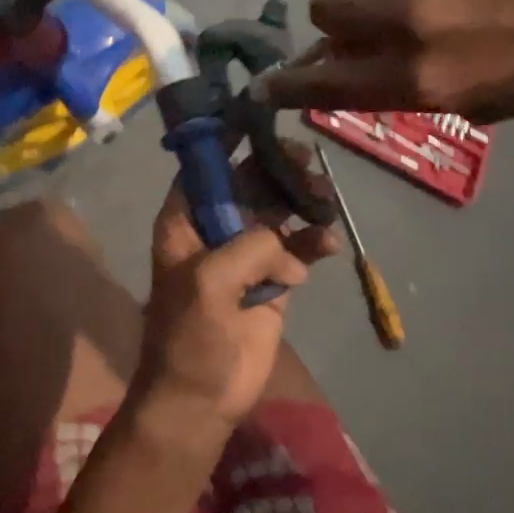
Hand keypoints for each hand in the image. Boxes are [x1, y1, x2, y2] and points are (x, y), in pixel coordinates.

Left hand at [134, 152, 338, 428]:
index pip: (204, 165)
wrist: (201, 397)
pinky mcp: (273, 278)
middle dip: (275, 167)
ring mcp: (246, 252)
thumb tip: (286, 242)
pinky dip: (313, 242)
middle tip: (306, 160)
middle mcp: (215, 226)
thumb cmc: (190, 334)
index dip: (227, 139)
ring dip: (300, 200)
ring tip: (322, 198)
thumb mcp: (211, 280)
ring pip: (277, 210)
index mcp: (184, 218)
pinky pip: (297, 248)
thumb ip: (250, 246)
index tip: (260, 115)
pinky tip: (328, 243)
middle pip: (248, 181)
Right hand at [262, 0, 513, 120]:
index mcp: (420, 77)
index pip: (324, 81)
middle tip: (393, 2)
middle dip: (351, 7)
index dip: (289, 83)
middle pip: (329, 4)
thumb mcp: (484, 96)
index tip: (266, 85)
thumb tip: (348, 63)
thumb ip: (408, 81)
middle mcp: (411, 19)